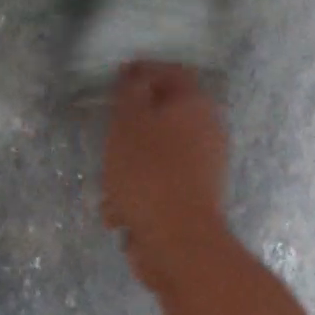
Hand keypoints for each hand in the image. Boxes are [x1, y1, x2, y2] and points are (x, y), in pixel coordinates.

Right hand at [101, 62, 229, 274]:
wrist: (178, 242)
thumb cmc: (150, 174)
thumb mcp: (129, 123)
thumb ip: (130, 93)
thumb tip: (135, 76)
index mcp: (197, 106)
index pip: (171, 73)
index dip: (141, 72)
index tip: (113, 83)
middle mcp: (207, 134)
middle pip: (162, 120)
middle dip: (129, 133)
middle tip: (107, 143)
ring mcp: (203, 172)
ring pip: (156, 159)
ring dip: (127, 173)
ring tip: (109, 191)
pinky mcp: (192, 203)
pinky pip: (159, 190)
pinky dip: (137, 199)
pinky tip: (120, 216)